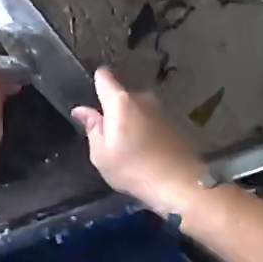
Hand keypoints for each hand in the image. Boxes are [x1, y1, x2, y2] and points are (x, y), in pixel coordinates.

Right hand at [71, 68, 211, 213]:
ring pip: (135, 109)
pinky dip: (143, 130)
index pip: (104, 77)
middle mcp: (142, 99)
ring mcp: (160, 110)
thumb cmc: (133, 169)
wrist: (181, 184)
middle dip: (112, 109)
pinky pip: (148, 120)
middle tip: (106, 135)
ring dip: (129, 121)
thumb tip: (81, 110)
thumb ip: (91, 127)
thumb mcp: (101, 153)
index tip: (90, 98)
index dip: (95, 82)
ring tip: (125, 146)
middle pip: (120, 95)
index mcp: (120, 102)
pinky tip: (142, 151)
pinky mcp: (173, 123)